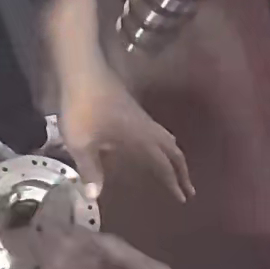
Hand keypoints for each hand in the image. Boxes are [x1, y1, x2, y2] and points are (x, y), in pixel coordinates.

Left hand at [58, 58, 194, 202]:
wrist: (82, 70)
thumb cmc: (82, 108)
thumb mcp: (81, 143)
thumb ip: (90, 170)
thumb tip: (95, 196)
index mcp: (139, 138)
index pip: (164, 164)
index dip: (173, 182)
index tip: (183, 198)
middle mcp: (146, 128)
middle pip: (172, 150)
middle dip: (181, 171)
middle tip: (188, 189)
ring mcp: (140, 117)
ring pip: (166, 139)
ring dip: (173, 157)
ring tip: (176, 172)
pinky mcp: (132, 110)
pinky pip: (155, 132)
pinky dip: (161, 146)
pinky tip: (150, 150)